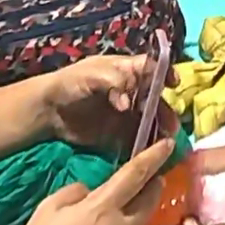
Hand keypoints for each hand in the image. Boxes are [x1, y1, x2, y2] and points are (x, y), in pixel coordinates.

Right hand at [12, 139, 172, 224]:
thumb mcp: (48, 210)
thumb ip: (74, 192)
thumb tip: (90, 192)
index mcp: (104, 207)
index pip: (137, 173)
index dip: (155, 155)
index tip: (170, 143)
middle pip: (150, 199)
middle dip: (155, 183)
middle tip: (153, 173)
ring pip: (143, 221)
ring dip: (144, 206)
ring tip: (136, 198)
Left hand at [39, 54, 176, 150]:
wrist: (49, 110)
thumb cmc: (72, 82)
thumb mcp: (92, 75)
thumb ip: (113, 83)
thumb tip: (126, 103)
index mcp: (128, 70)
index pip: (152, 68)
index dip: (165, 73)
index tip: (174, 83)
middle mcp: (132, 91)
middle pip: (154, 98)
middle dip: (165, 110)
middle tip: (171, 126)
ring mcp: (126, 114)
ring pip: (148, 120)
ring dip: (158, 130)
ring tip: (165, 144)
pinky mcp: (117, 134)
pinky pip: (135, 139)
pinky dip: (144, 146)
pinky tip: (149, 156)